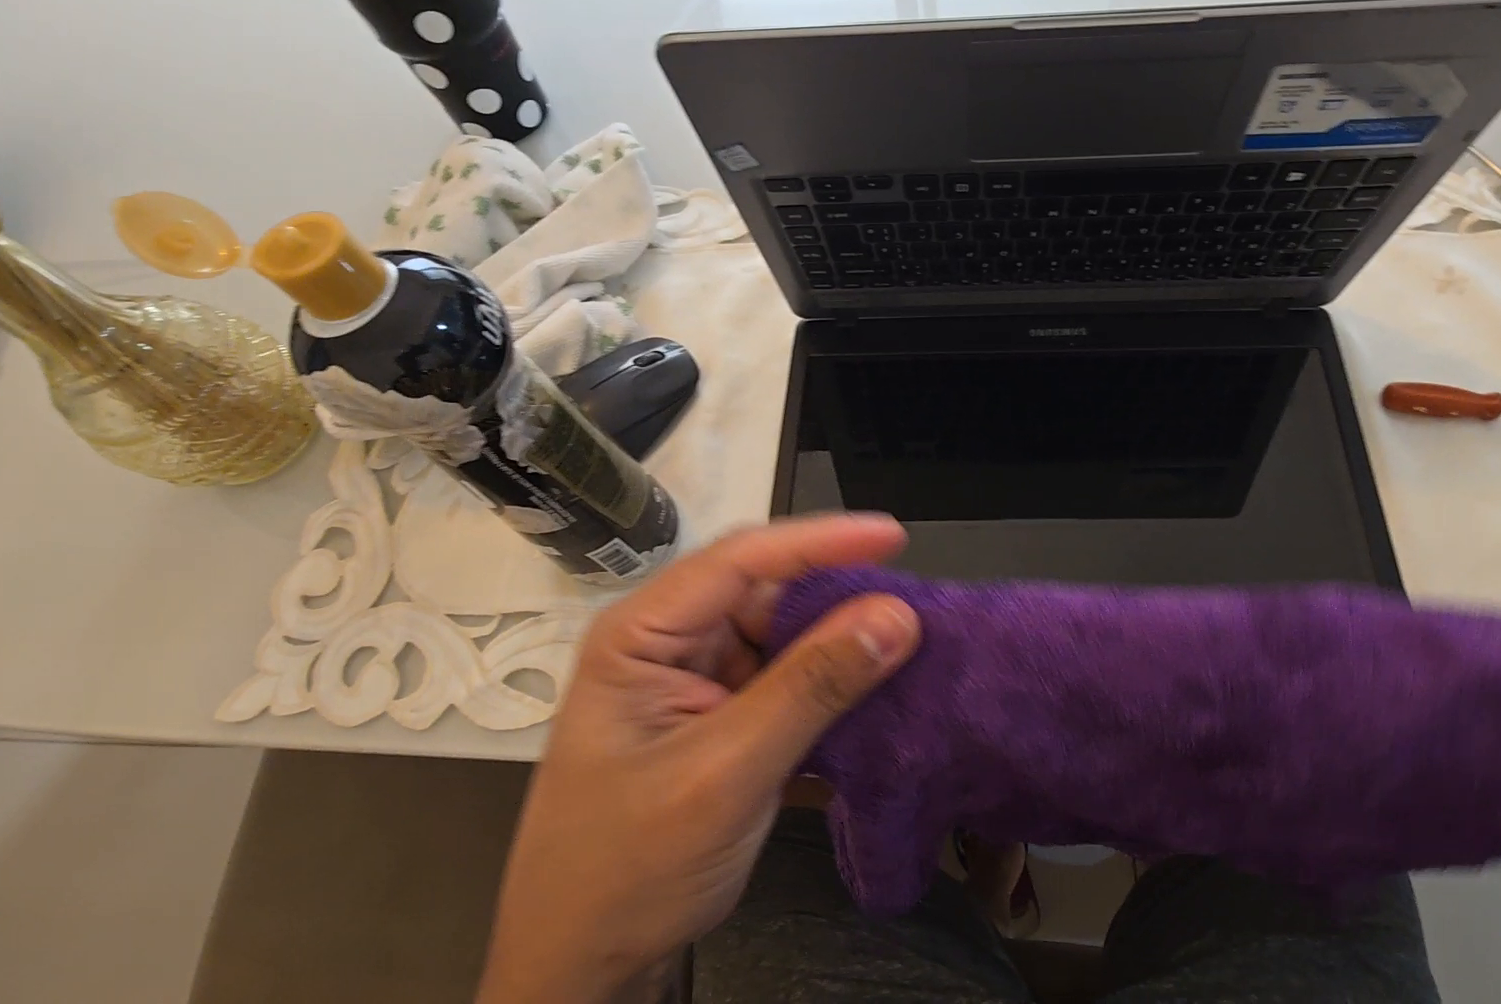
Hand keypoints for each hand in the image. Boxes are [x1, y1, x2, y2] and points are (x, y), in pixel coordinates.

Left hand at [475, 515, 920, 1003]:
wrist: (585, 962)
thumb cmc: (628, 867)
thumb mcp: (724, 773)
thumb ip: (812, 689)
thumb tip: (895, 616)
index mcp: (642, 634)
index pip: (740, 560)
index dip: (820, 541)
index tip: (894, 539)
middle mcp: (670, 643)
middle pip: (767, 595)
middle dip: (838, 598)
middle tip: (915, 608)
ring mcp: (697, 683)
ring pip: (785, 639)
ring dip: (841, 648)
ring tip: (909, 648)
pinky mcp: (723, 721)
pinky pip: (789, 684)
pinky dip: (831, 691)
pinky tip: (876, 695)